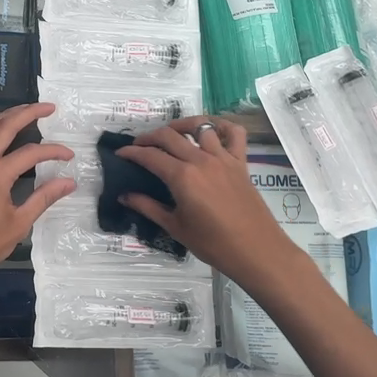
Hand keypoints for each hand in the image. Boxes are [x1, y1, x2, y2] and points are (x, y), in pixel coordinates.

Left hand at [0, 103, 76, 279]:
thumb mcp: (19, 224)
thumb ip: (44, 198)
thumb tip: (69, 183)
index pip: (31, 153)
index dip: (53, 151)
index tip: (68, 155)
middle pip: (5, 126)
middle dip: (28, 112)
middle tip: (47, 106)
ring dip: (4, 117)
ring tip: (23, 112)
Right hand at [116, 117, 301, 288]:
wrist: (256, 251)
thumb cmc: (213, 244)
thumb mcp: (175, 227)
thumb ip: (148, 207)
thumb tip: (124, 196)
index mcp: (182, 177)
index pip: (150, 156)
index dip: (131, 153)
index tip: (120, 154)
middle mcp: (201, 160)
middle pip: (169, 135)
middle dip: (149, 137)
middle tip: (138, 147)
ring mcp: (223, 157)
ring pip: (199, 126)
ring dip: (180, 126)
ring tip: (171, 135)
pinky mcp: (241, 162)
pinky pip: (234, 133)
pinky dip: (222, 126)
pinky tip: (211, 131)